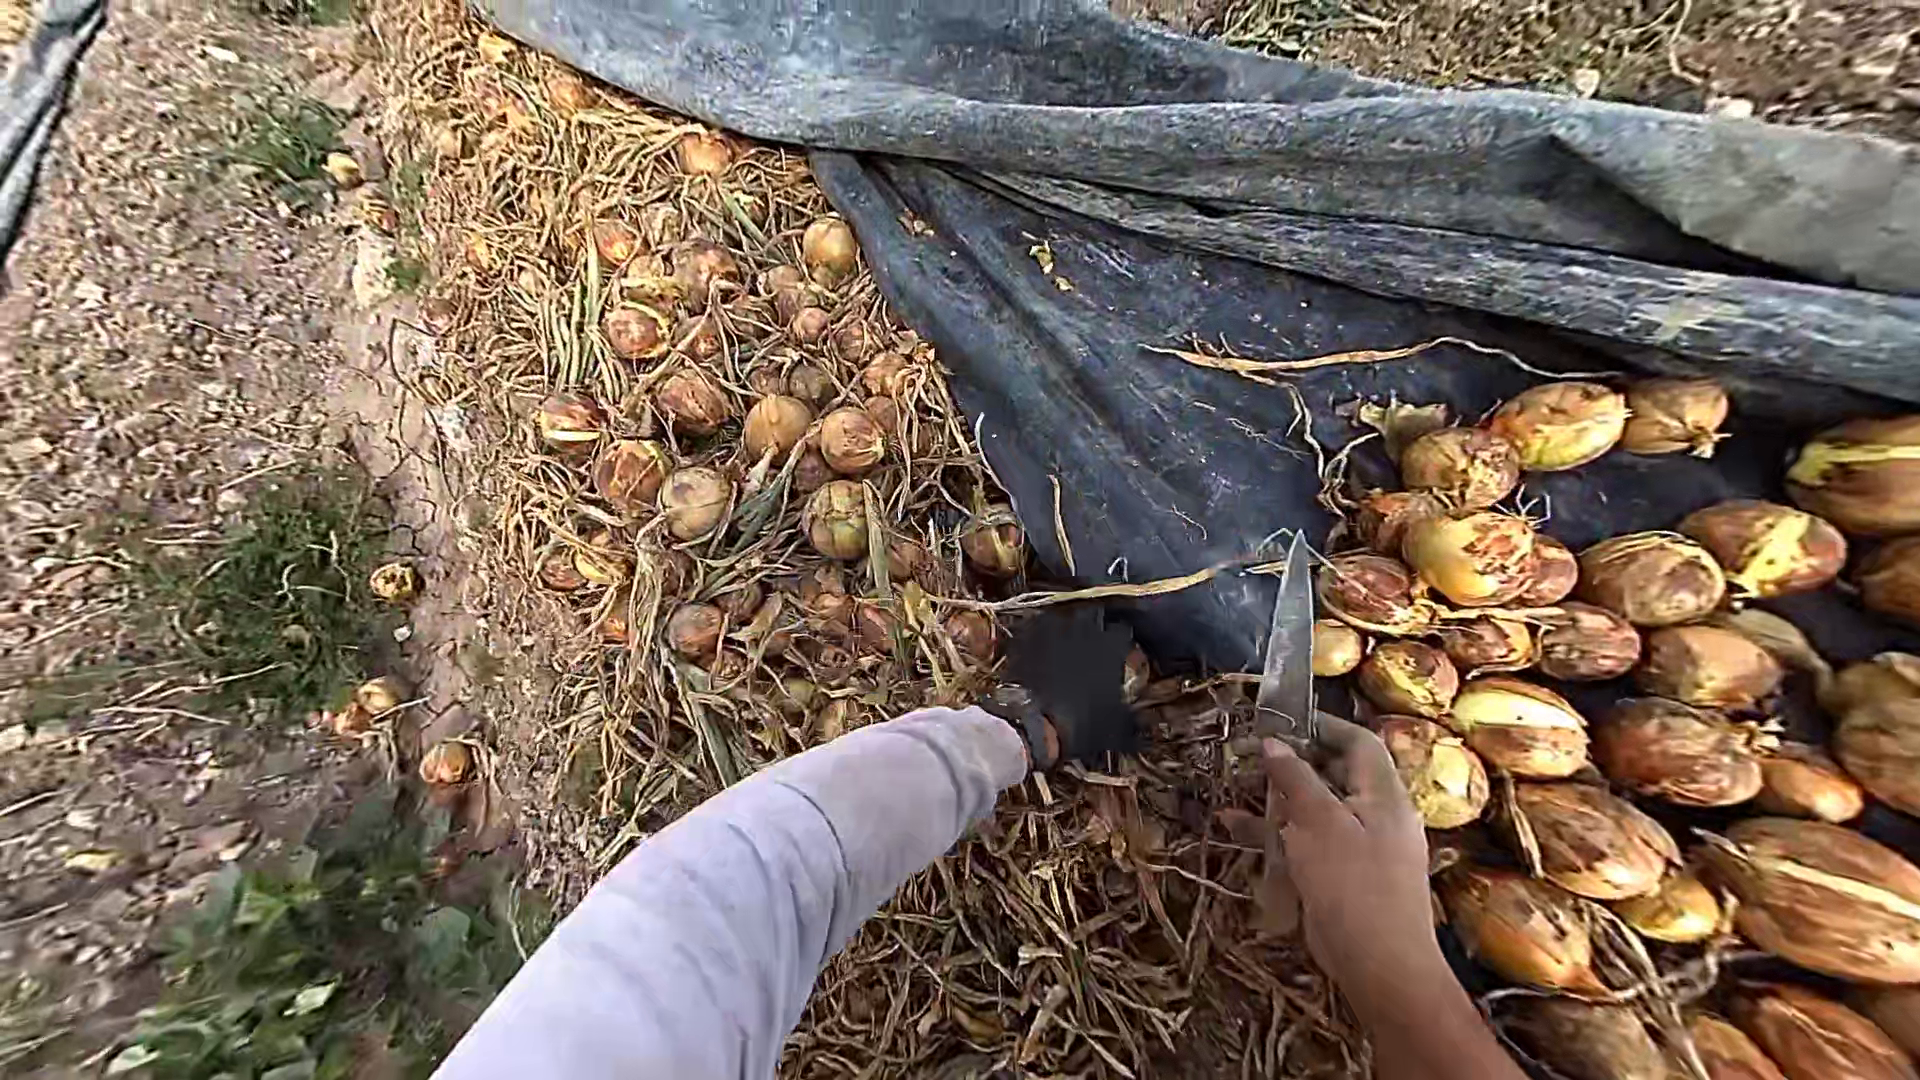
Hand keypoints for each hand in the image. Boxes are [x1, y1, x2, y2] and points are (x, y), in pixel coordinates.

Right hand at [1260, 719, 1449, 1021]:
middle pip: (1332, 771)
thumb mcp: (1317, 821)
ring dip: (1274, 795)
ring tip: (1236, 782)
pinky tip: (1233, 825)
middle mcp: (1374, 815)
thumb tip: (1273, 742)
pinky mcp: (1337, 870)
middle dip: (1289, 760)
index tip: (1282, 719)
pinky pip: (1303, 837)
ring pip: (1311, 805)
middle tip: (1249, 751)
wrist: (1380, 968)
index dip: (1323, 724)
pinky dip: (1272, 829)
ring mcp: (1356, 845)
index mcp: (1383, 796)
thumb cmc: (1352, 884)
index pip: (1359, 742)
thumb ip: (1294, 777)